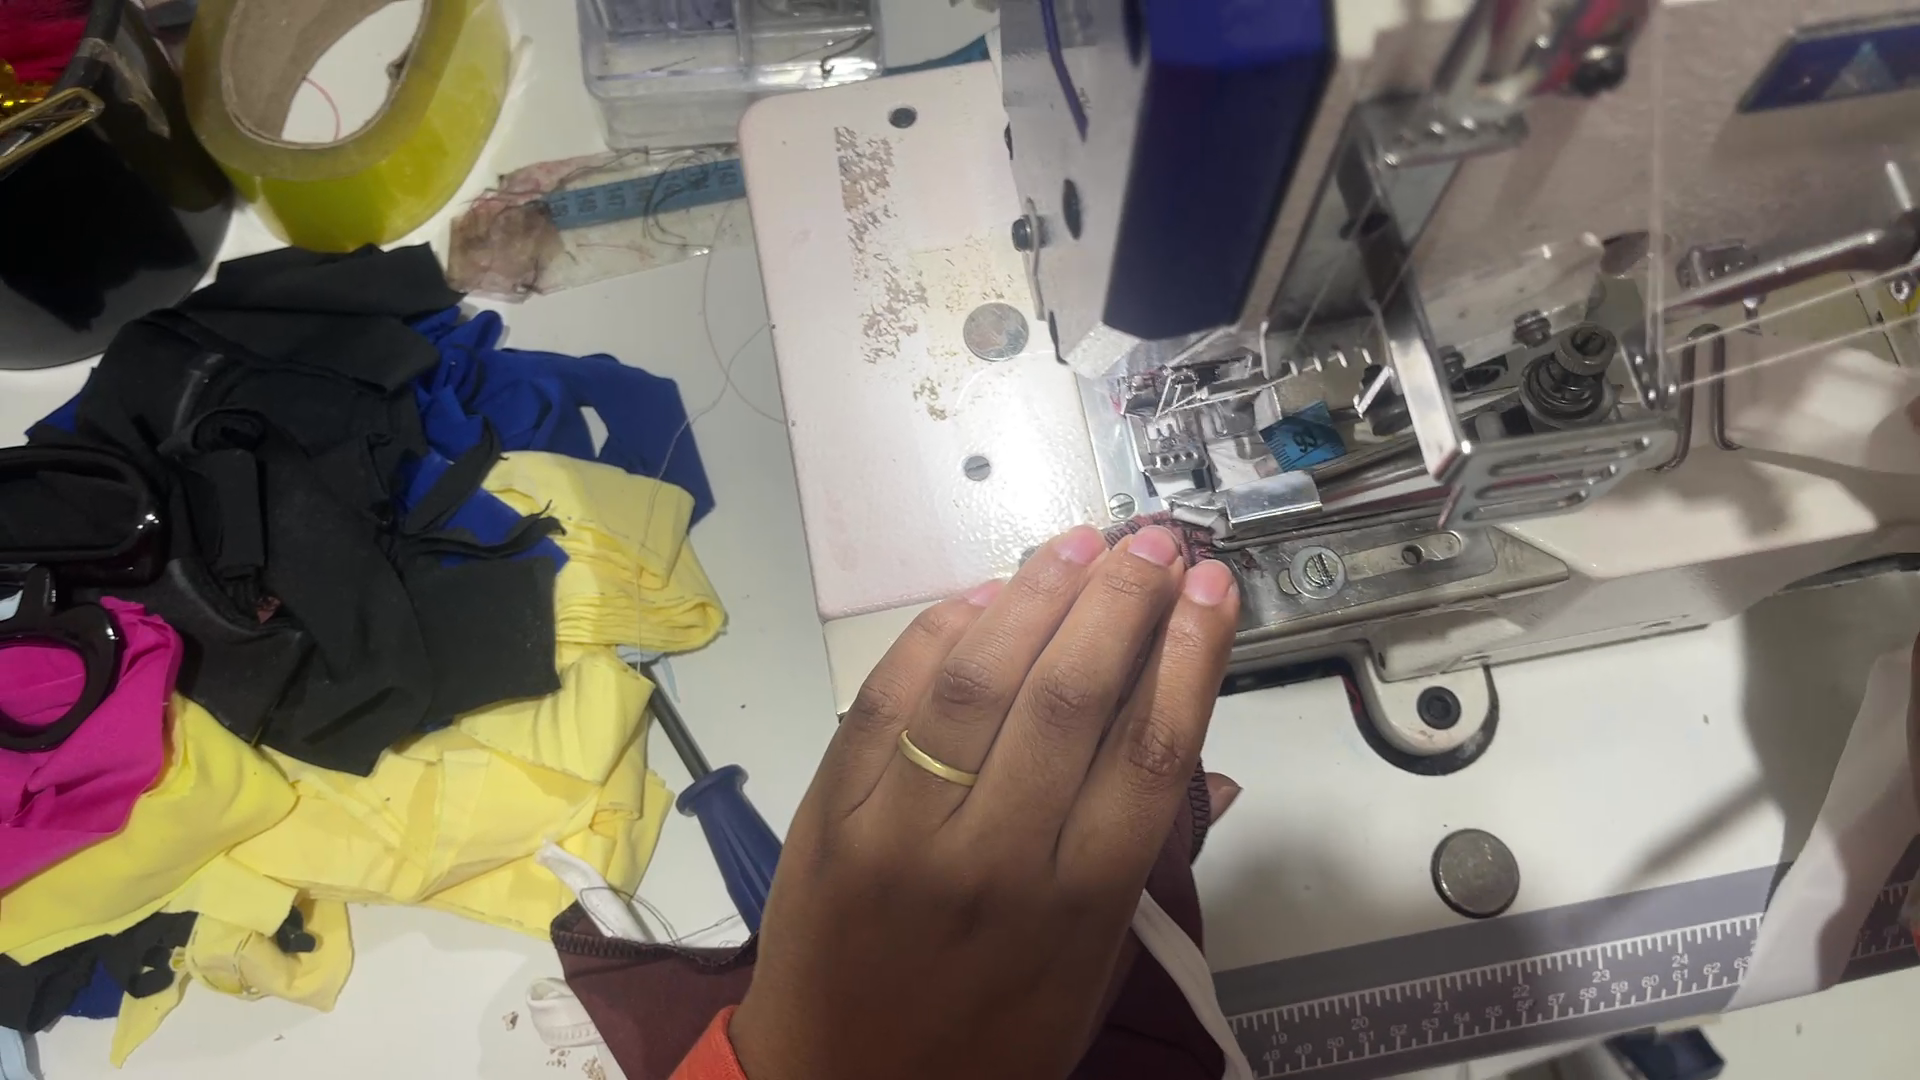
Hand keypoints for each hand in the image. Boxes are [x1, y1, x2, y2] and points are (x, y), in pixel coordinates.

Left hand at [731, 524, 1239, 1079]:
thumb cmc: (988, 1036)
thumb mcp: (1091, 970)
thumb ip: (1145, 863)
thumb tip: (1208, 764)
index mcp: (1079, 904)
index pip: (1150, 750)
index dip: (1187, 653)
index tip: (1206, 587)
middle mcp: (994, 857)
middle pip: (1068, 697)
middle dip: (1117, 602)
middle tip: (1146, 543)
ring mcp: (902, 829)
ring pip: (978, 682)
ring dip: (1033, 597)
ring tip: (1074, 544)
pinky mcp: (833, 811)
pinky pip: (886, 699)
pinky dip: (932, 635)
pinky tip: (976, 596)